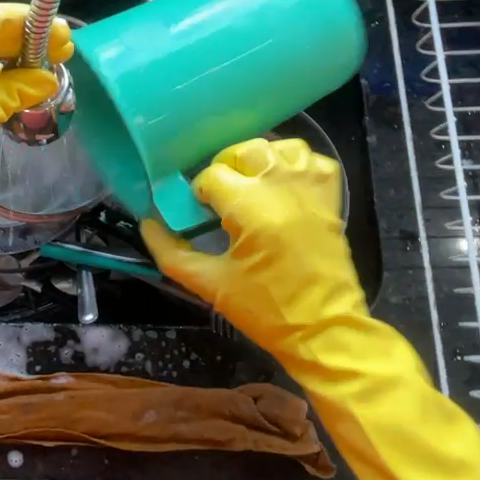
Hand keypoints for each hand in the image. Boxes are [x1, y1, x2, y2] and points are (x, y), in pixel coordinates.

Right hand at [139, 138, 355, 347]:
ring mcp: (311, 191)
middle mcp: (282, 188)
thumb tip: (148, 225)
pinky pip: (315, 162)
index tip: (199, 215)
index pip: (212, 176)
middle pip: (246, 150)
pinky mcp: (330, 200)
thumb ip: (171, 252)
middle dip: (226, 168)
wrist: (324, 331)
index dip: (199, 193)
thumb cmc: (265, 309)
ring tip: (251, 183)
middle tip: (221, 196)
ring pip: (282, 148)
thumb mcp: (210, 284)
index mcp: (251, 207)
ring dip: (262, 160)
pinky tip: (283, 185)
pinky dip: (297, 165)